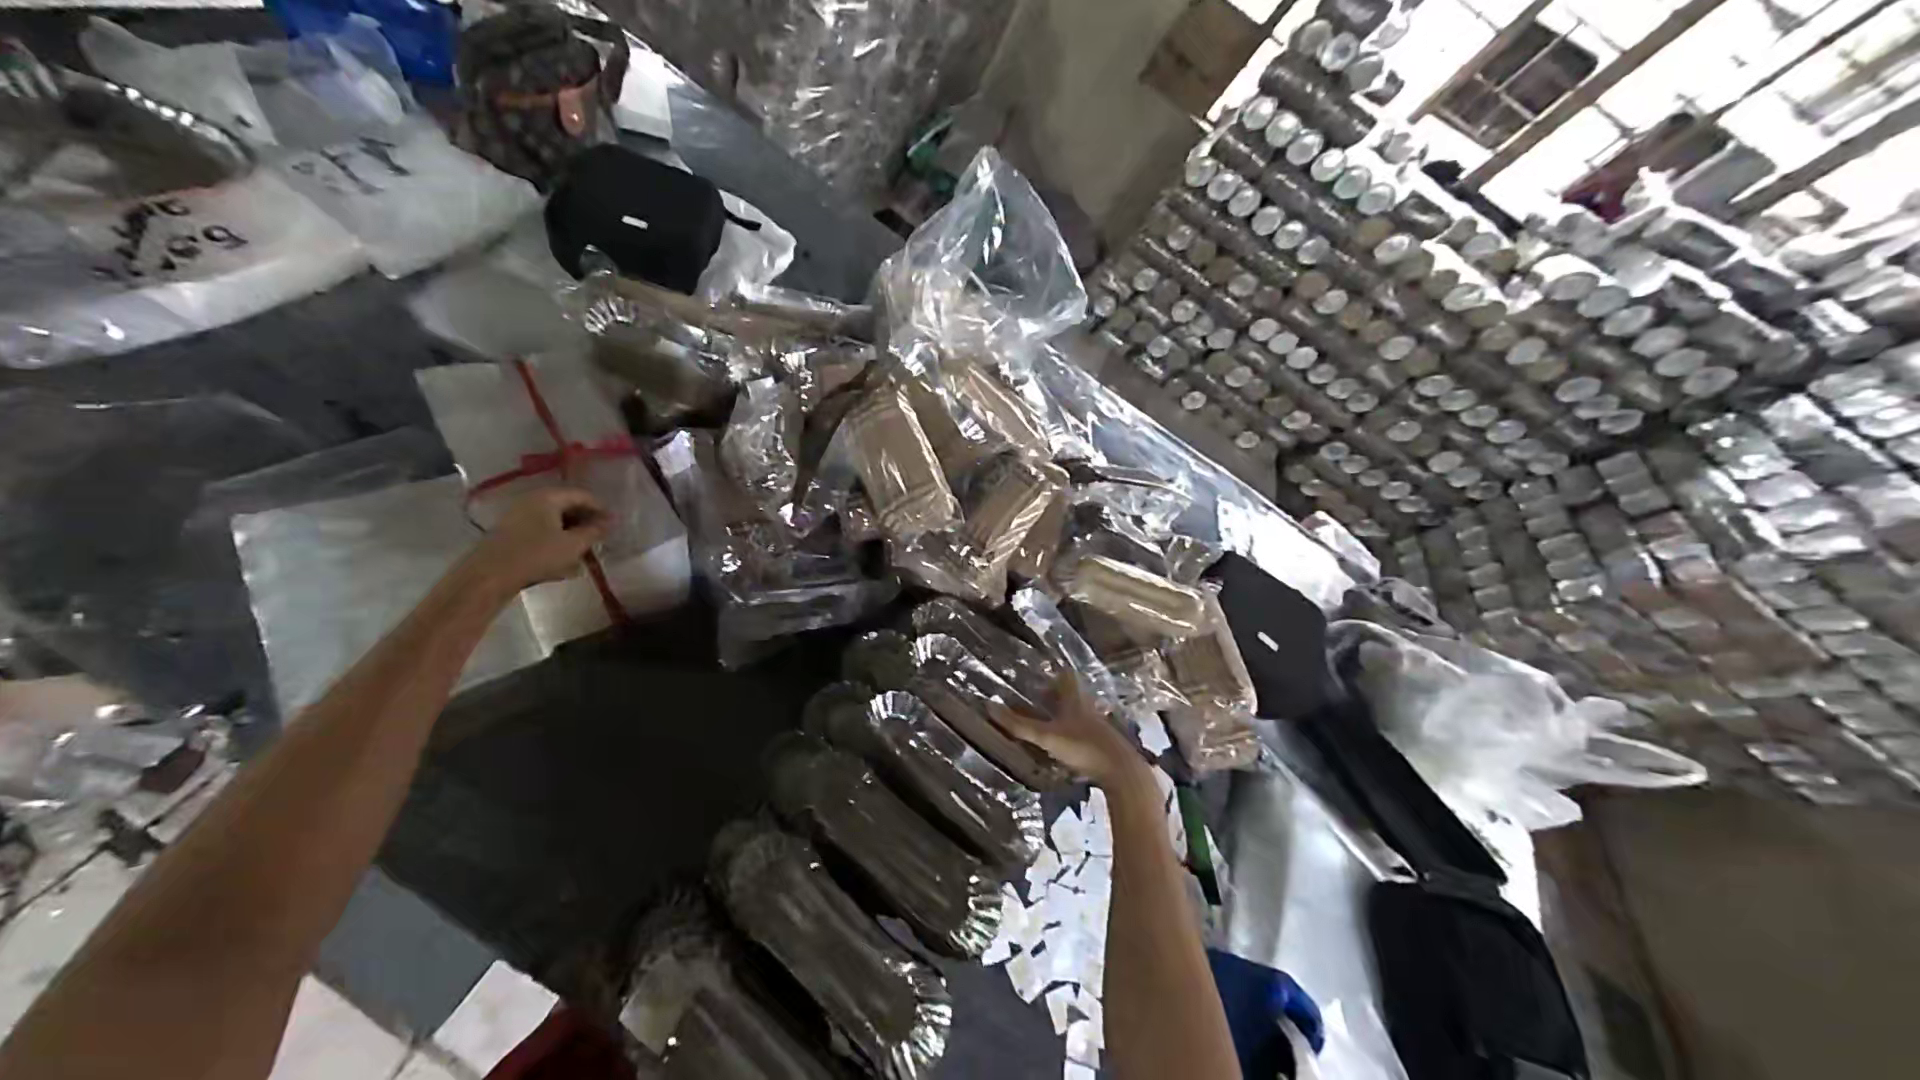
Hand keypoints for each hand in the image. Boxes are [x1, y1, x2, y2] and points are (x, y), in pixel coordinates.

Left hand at [462, 488, 610, 596]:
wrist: (489, 575)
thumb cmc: (537, 555)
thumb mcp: (573, 544)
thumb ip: (594, 531)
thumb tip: (609, 522)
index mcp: (548, 497)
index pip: (582, 495)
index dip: (600, 509)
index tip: (612, 524)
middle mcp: (532, 501)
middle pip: (566, 506)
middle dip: (585, 521)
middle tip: (599, 538)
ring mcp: (518, 516)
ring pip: (553, 520)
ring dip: (571, 533)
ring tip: (583, 552)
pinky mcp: (510, 533)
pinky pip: (541, 531)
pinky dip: (555, 541)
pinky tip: (563, 561)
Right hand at [990, 673, 1150, 790]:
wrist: (1122, 773)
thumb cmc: (1083, 747)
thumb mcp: (1046, 736)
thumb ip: (1018, 724)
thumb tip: (988, 706)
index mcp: (1075, 700)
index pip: (1066, 677)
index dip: (1055, 673)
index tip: (1041, 674)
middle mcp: (1088, 709)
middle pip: (1072, 696)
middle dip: (1056, 697)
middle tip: (1037, 700)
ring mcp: (1099, 729)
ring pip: (1079, 715)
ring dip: (1064, 717)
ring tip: (1047, 724)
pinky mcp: (1105, 747)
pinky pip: (1085, 734)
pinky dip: (1073, 736)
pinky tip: (1064, 748)